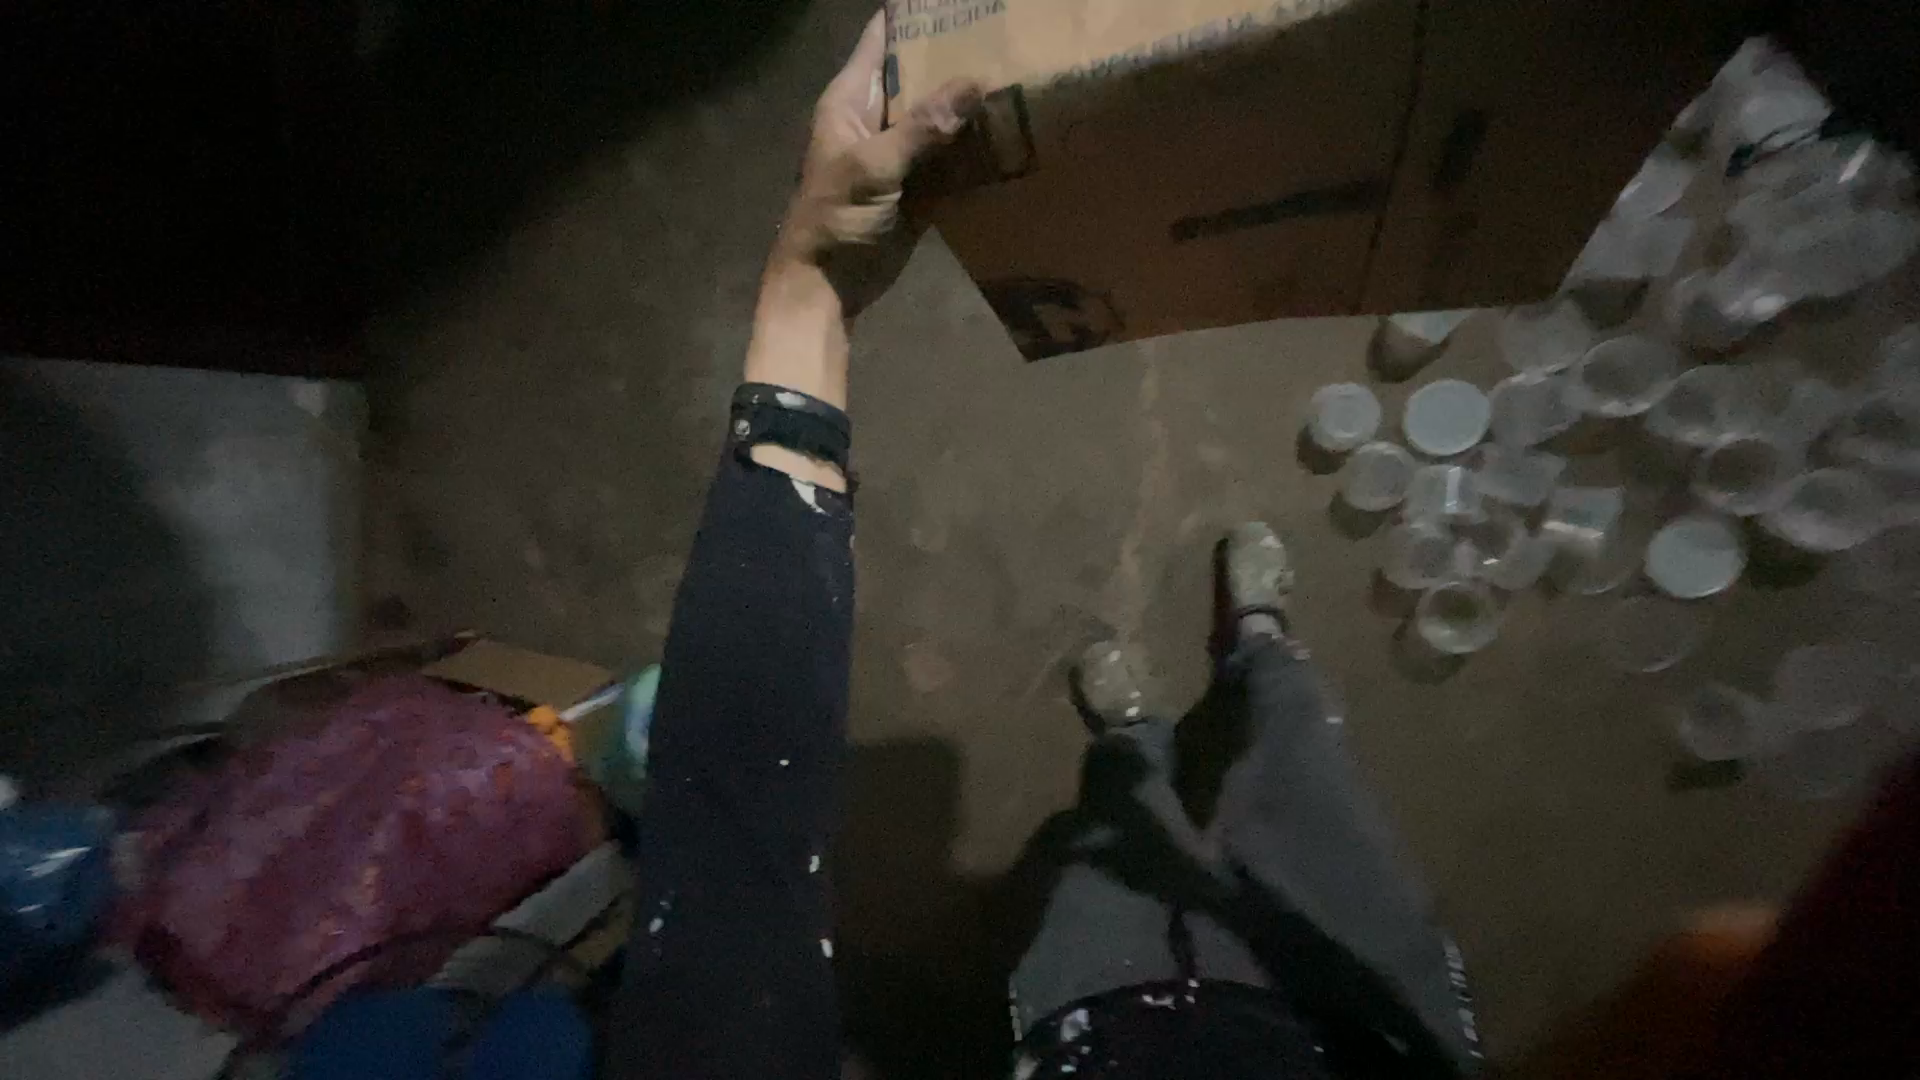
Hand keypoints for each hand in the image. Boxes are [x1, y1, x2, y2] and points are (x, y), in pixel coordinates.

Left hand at [743, 9, 978, 434]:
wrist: (827, 287)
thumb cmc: (834, 220)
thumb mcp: (874, 167)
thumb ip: (921, 128)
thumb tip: (974, 83)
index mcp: (852, 102)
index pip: (883, 41)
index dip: (916, 18)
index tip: (961, 6)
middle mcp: (877, 124)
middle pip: (919, 82)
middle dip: (956, 66)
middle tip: (1006, 45)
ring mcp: (900, 162)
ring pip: (940, 126)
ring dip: (972, 115)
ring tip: (1020, 87)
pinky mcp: (918, 197)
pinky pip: (950, 170)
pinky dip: (974, 162)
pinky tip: (1009, 146)